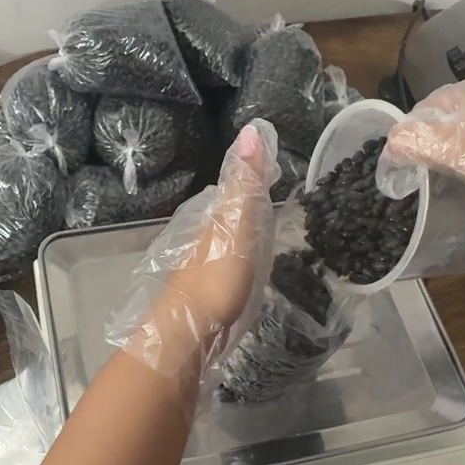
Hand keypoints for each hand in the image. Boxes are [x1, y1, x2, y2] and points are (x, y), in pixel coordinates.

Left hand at [106, 122, 280, 385]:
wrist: (187, 335)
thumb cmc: (214, 278)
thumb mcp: (235, 225)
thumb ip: (244, 184)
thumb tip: (250, 130)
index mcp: (211, 220)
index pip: (233, 188)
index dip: (254, 175)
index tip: (277, 166)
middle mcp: (204, 239)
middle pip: (228, 213)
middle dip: (248, 203)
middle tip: (276, 193)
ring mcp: (204, 268)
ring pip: (226, 238)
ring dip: (243, 231)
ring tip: (268, 228)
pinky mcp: (209, 295)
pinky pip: (229, 263)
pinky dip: (241, 257)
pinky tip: (248, 266)